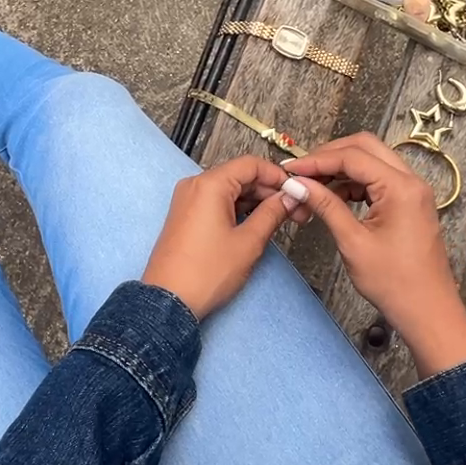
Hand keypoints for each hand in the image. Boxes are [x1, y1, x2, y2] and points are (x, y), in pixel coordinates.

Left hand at [142, 156, 293, 318]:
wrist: (169, 300)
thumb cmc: (205, 273)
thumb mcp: (248, 242)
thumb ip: (272, 214)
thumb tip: (288, 198)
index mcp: (209, 184)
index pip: (250, 164)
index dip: (278, 176)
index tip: (296, 191)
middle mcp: (195, 185)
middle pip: (240, 175)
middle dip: (269, 191)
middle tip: (294, 211)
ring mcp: (188, 199)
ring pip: (229, 189)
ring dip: (255, 201)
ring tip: (280, 219)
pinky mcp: (186, 215)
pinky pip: (217, 201)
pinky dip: (238, 209)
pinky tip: (256, 223)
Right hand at [282, 133, 465, 376]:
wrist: (429, 314)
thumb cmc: (393, 283)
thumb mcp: (352, 242)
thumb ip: (325, 205)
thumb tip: (296, 184)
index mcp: (401, 187)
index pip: (352, 157)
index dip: (317, 160)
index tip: (290, 170)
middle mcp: (411, 181)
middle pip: (365, 147)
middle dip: (330, 154)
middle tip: (302, 171)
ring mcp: (412, 191)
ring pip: (371, 161)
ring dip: (341, 168)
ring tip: (312, 187)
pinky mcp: (409, 203)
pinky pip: (377, 179)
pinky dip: (353, 182)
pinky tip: (332, 198)